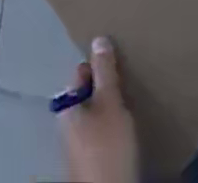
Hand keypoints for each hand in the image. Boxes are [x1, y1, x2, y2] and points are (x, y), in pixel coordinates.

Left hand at [58, 36, 139, 182]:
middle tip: (129, 86)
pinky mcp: (88, 160)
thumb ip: (105, 72)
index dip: (100, 66)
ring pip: (95, 114)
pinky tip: (126, 132)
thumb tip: (98, 38)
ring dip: (111, 109)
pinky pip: (100, 133)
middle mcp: (66, 120)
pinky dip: (112, 128)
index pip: (81, 72)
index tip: (120, 64)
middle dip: (107, 88)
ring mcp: (76, 143)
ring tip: (132, 107)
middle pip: (88, 93)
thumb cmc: (107, 146)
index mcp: (66, 103)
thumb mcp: (110, 104)